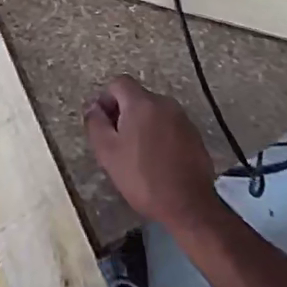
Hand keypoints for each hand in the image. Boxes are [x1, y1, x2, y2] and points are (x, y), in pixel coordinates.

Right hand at [84, 75, 223, 230]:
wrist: (188, 203)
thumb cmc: (142, 178)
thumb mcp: (108, 154)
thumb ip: (96, 125)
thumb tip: (92, 106)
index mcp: (142, 102)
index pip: (119, 83)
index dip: (106, 99)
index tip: (103, 123)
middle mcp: (164, 102)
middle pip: (137, 97)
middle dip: (123, 114)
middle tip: (116, 144)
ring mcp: (182, 117)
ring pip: (153, 112)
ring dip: (141, 126)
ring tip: (136, 156)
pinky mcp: (193, 134)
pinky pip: (169, 125)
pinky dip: (159, 135)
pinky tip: (157, 162)